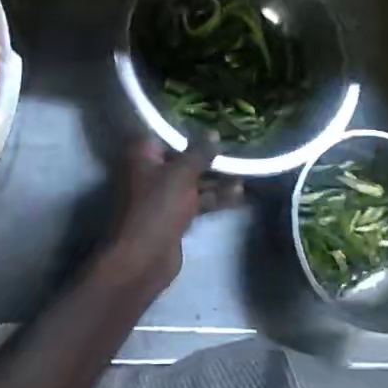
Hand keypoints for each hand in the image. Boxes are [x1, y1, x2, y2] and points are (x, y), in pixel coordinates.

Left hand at [97, 134, 239, 296]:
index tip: (217, 129)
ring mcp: (162, 195)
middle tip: (236, 149)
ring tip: (245, 173)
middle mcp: (150, 171)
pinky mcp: (174, 215)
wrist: (143, 258)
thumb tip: (213, 133)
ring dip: (217, 179)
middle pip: (183, 158)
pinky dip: (215, 197)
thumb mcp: (181, 174)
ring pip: (193, 181)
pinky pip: (197, 200)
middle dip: (209, 157)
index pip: (168, 135)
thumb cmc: (157, 207)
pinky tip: (240, 195)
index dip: (192, 133)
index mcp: (142, 154)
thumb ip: (199, 153)